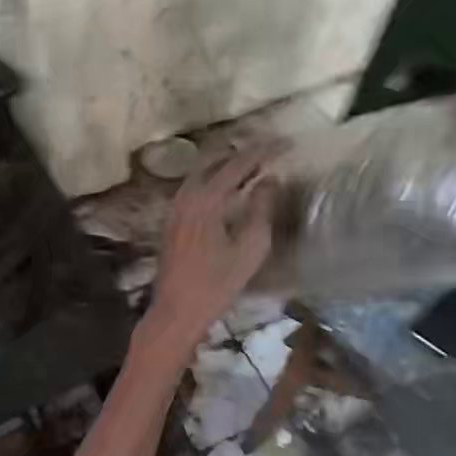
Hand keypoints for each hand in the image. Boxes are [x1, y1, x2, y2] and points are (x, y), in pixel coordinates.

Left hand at [144, 147, 276, 350]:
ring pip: (202, 174)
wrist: (176, 312)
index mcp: (206, 199)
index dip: (263, 151)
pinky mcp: (171, 222)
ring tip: (251, 169)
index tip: (285, 143)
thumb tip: (269, 181)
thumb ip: (261, 210)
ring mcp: (174, 209)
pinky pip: (194, 189)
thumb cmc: (216, 285)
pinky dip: (213, 182)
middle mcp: (186, 196)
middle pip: (215, 161)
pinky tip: (226, 193)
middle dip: (242, 153)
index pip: (238, 163)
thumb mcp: (249, 250)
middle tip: (268, 152)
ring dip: (226, 167)